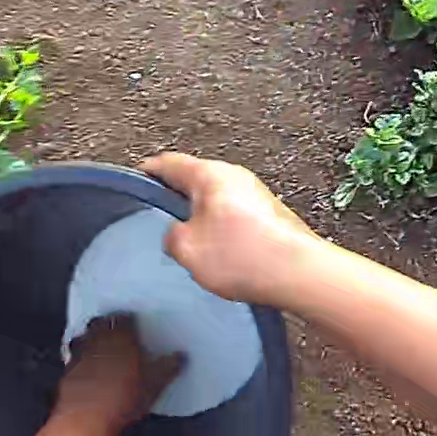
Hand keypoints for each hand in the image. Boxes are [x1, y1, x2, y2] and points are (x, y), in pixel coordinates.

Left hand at [46, 316, 181, 435]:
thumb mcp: (156, 384)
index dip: (128, 318)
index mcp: (121, 338)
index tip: (134, 322)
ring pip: (82, 337)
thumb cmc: (125, 397)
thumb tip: (181, 355)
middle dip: (107, 323)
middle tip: (116, 330)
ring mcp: (79, 357)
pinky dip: (80, 359)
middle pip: (99, 323)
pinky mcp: (66, 374)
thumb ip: (169, 367)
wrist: (86, 422)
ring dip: (89, 338)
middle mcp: (98, 341)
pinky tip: (87, 369)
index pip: (123, 318)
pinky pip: (73, 359)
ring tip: (98, 345)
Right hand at [140, 152, 326, 305]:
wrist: (298, 272)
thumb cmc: (244, 255)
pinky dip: (227, 229)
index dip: (149, 172)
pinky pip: (239, 216)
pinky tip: (225, 252)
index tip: (138, 178)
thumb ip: (171, 236)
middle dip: (179, 198)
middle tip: (162, 219)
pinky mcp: (273, 214)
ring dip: (205, 217)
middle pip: (198, 181)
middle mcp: (237, 176)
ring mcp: (258, 194)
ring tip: (195, 243)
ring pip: (220, 199)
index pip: (170, 163)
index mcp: (210, 175)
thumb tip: (179, 233)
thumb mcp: (186, 249)